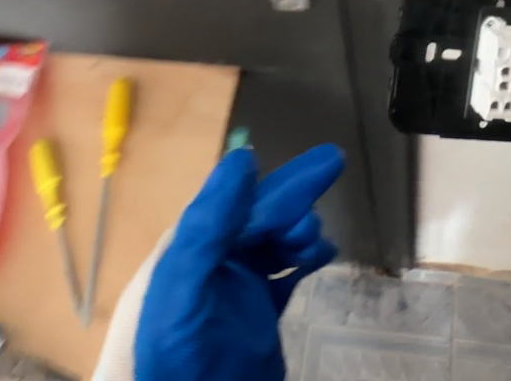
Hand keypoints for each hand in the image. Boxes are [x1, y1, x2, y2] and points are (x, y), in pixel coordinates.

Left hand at [93, 144, 343, 380]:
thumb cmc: (175, 353)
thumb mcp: (183, 284)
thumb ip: (207, 224)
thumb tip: (243, 157)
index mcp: (191, 248)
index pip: (241, 203)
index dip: (280, 182)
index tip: (319, 162)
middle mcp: (214, 263)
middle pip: (261, 218)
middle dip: (296, 194)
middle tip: (335, 161)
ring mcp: (236, 293)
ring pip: (274, 244)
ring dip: (300, 231)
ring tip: (317, 239)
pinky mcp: (255, 321)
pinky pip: (284, 280)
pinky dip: (304, 263)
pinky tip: (323, 256)